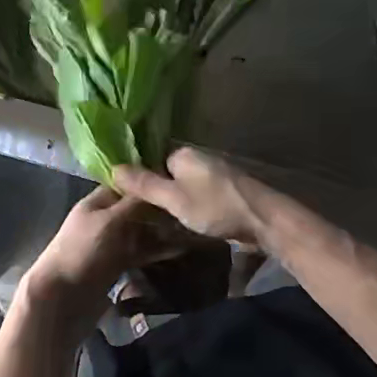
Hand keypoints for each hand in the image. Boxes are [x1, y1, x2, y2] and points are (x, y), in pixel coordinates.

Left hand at [17, 187, 181, 341]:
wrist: (62, 300)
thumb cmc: (83, 252)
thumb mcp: (110, 221)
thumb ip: (134, 202)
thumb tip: (157, 178)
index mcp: (97, 202)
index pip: (126, 184)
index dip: (149, 180)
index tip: (177, 179)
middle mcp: (105, 219)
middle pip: (137, 208)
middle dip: (161, 207)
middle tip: (191, 206)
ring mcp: (112, 243)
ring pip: (142, 231)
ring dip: (163, 230)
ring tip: (191, 227)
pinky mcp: (118, 265)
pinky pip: (142, 252)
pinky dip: (158, 250)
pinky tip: (180, 248)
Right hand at [114, 149, 264, 246]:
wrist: (263, 221)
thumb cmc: (216, 207)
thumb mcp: (174, 199)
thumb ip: (145, 185)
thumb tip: (113, 167)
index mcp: (184, 153)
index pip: (151, 157)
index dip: (138, 175)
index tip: (124, 195)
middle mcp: (199, 159)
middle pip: (168, 172)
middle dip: (155, 191)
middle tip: (136, 213)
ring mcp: (214, 175)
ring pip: (184, 186)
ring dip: (172, 202)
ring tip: (154, 221)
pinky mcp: (225, 193)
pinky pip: (198, 197)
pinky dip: (189, 208)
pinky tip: (181, 223)